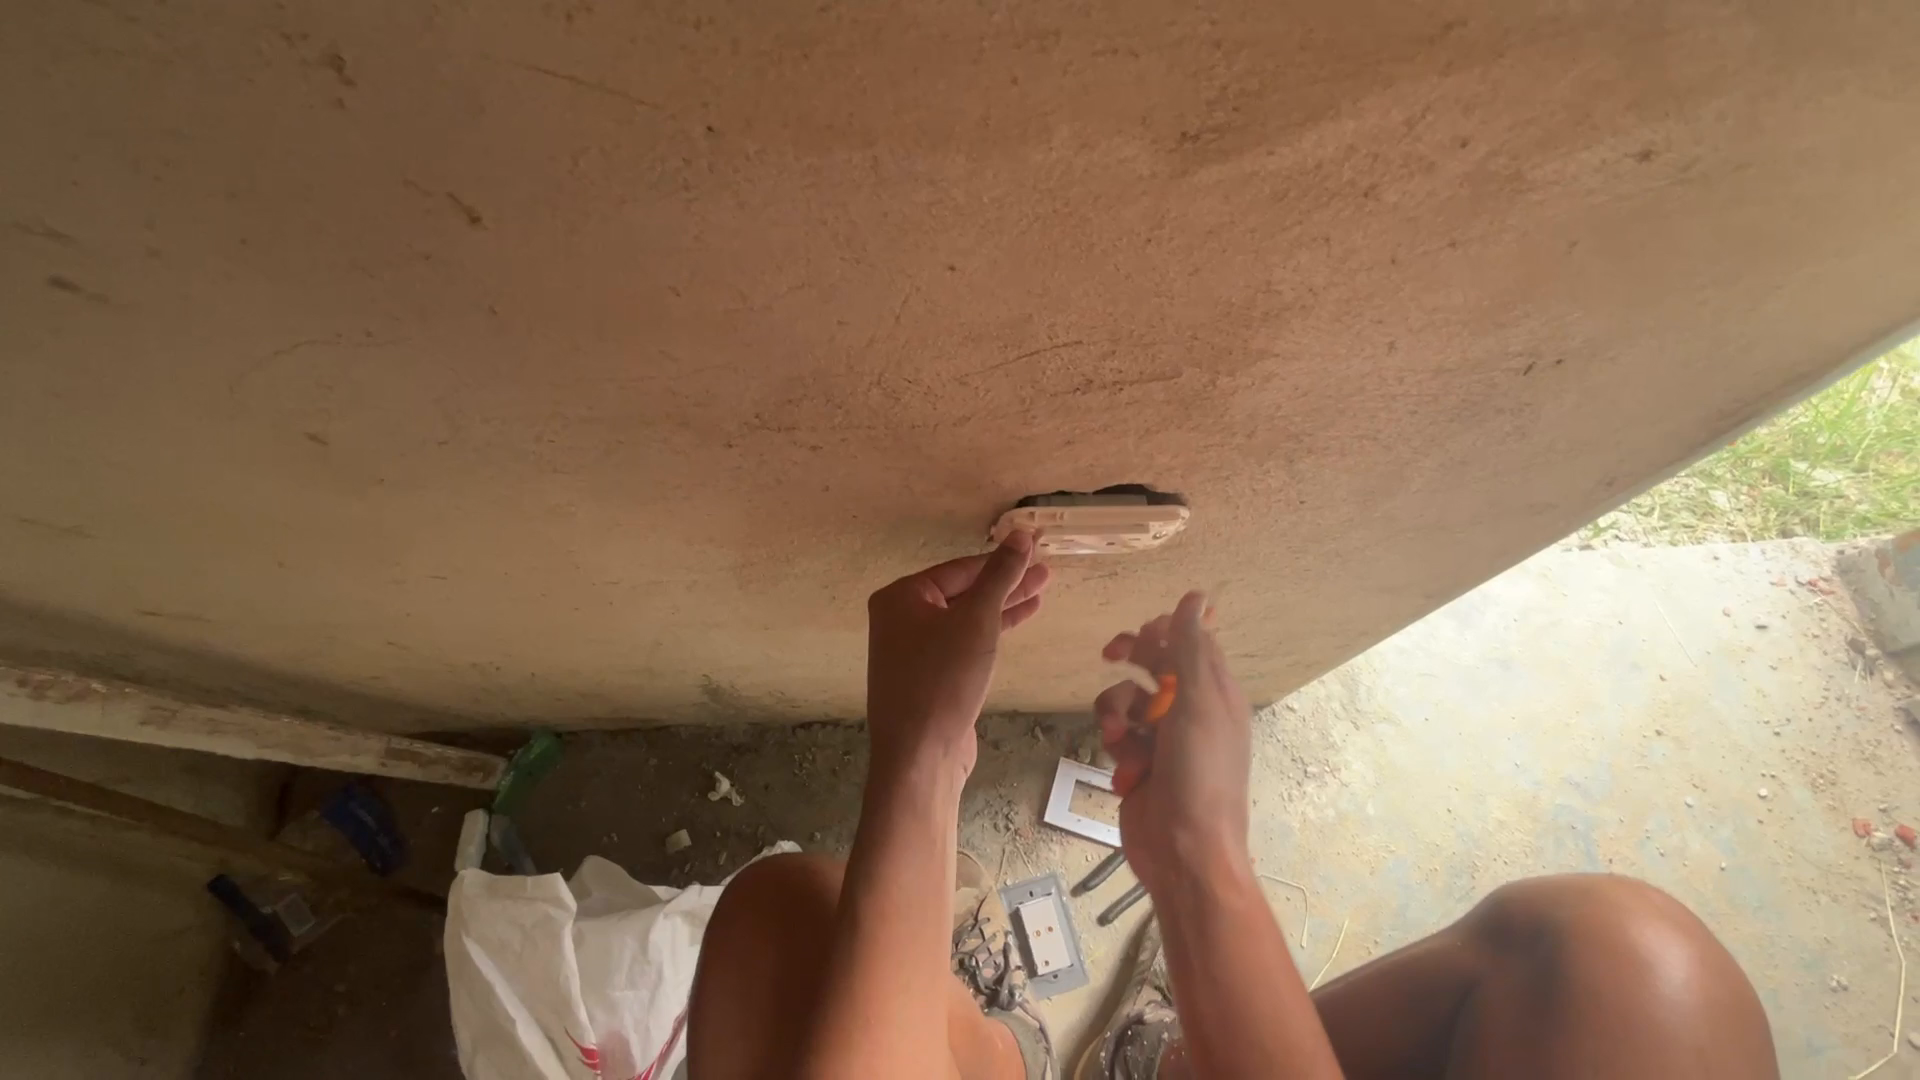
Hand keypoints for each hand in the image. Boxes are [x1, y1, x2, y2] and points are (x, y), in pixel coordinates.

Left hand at [865, 531, 1050, 776]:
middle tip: (1046, 571)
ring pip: (965, 618)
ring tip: (1042, 591)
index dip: (1001, 560)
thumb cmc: (943, 679)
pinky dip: (990, 631)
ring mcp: (914, 649)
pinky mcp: (930, 675)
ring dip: (1002, 606)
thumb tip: (1021, 534)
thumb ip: (1001, 576)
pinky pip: (963, 642)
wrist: (920, 755)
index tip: (1036, 549)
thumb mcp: (977, 620)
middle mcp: (901, 618)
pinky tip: (1018, 620)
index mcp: (901, 597)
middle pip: (962, 591)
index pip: (960, 569)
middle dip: (1005, 582)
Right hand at [1095, 591, 1253, 894]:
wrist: (1183, 853)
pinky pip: (1117, 733)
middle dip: (1131, 659)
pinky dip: (1116, 746)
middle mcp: (1191, 709)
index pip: (1191, 641)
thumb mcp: (1198, 704)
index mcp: (1216, 692)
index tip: (1143, 634)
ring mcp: (1164, 737)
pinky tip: (1124, 770)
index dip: (1164, 631)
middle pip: (1155, 662)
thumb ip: (1192, 647)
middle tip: (1112, 654)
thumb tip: (1197, 595)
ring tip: (1118, 738)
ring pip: (1126, 697)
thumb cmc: (1199, 776)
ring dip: (1115, 711)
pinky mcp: (1138, 761)